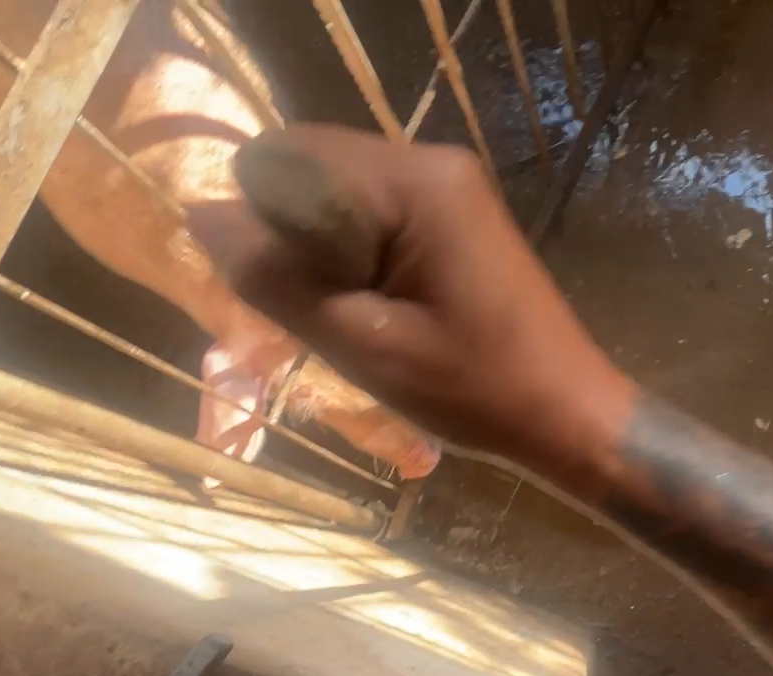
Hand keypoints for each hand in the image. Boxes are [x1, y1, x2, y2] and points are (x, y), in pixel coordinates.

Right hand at [187, 126, 637, 482]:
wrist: (571, 417)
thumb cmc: (480, 392)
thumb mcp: (367, 346)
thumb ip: (279, 279)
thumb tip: (202, 213)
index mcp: (415, 182)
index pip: (283, 161)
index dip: (267, 231)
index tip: (303, 303)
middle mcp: (435, 166)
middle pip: (312, 176)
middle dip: (299, 247)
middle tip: (335, 322)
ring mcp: (453, 194)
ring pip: (342, 204)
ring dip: (330, 263)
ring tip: (366, 328)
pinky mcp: (461, 225)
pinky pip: (380, 224)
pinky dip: (364, 267)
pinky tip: (388, 320)